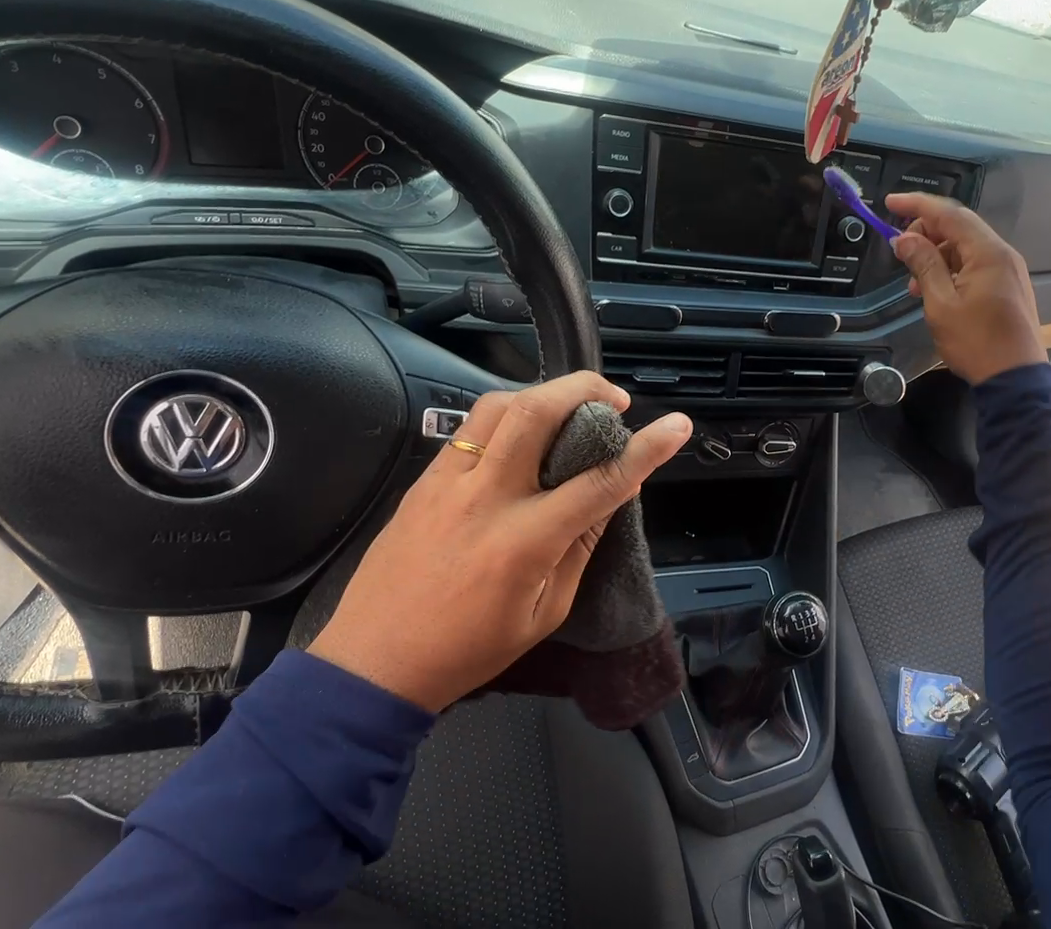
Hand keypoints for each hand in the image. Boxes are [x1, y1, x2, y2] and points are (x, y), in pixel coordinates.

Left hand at [309, 372, 691, 710]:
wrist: (374, 662)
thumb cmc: (468, 649)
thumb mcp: (545, 612)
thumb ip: (580, 547)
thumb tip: (610, 496)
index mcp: (523, 542)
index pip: (599, 482)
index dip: (647, 450)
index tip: (676, 426)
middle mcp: (484, 498)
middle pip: (536, 413)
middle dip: (584, 388)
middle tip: (614, 399)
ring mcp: (447, 483)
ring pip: (498, 407)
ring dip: (544, 394)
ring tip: (570, 408)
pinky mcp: (423, 481)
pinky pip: (470, 429)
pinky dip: (508, 418)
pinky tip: (523, 437)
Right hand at [887, 192, 1046, 384]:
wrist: (1014, 378)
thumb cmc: (976, 342)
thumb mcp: (941, 304)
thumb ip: (924, 265)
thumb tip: (905, 239)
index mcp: (988, 252)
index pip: (949, 214)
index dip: (917, 205)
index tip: (890, 202)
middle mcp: (1002, 253)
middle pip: (959, 226)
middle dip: (926, 232)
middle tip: (901, 252)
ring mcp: (1008, 270)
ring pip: (966, 247)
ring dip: (937, 255)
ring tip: (914, 282)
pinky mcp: (1008, 286)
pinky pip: (975, 264)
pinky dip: (951, 269)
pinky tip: (934, 290)